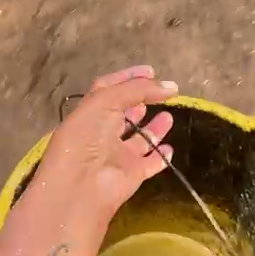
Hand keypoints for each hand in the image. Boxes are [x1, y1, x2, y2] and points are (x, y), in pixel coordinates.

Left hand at [33, 66, 178, 222]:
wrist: (82, 185)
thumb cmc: (87, 136)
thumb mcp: (107, 100)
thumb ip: (138, 89)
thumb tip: (171, 86)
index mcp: (89, 113)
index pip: (108, 89)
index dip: (128, 77)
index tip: (150, 70)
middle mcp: (101, 133)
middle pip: (123, 113)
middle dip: (141, 101)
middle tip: (162, 92)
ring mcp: (116, 155)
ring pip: (138, 139)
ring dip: (153, 128)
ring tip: (169, 116)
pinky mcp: (131, 174)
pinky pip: (149, 163)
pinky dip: (160, 156)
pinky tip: (170, 148)